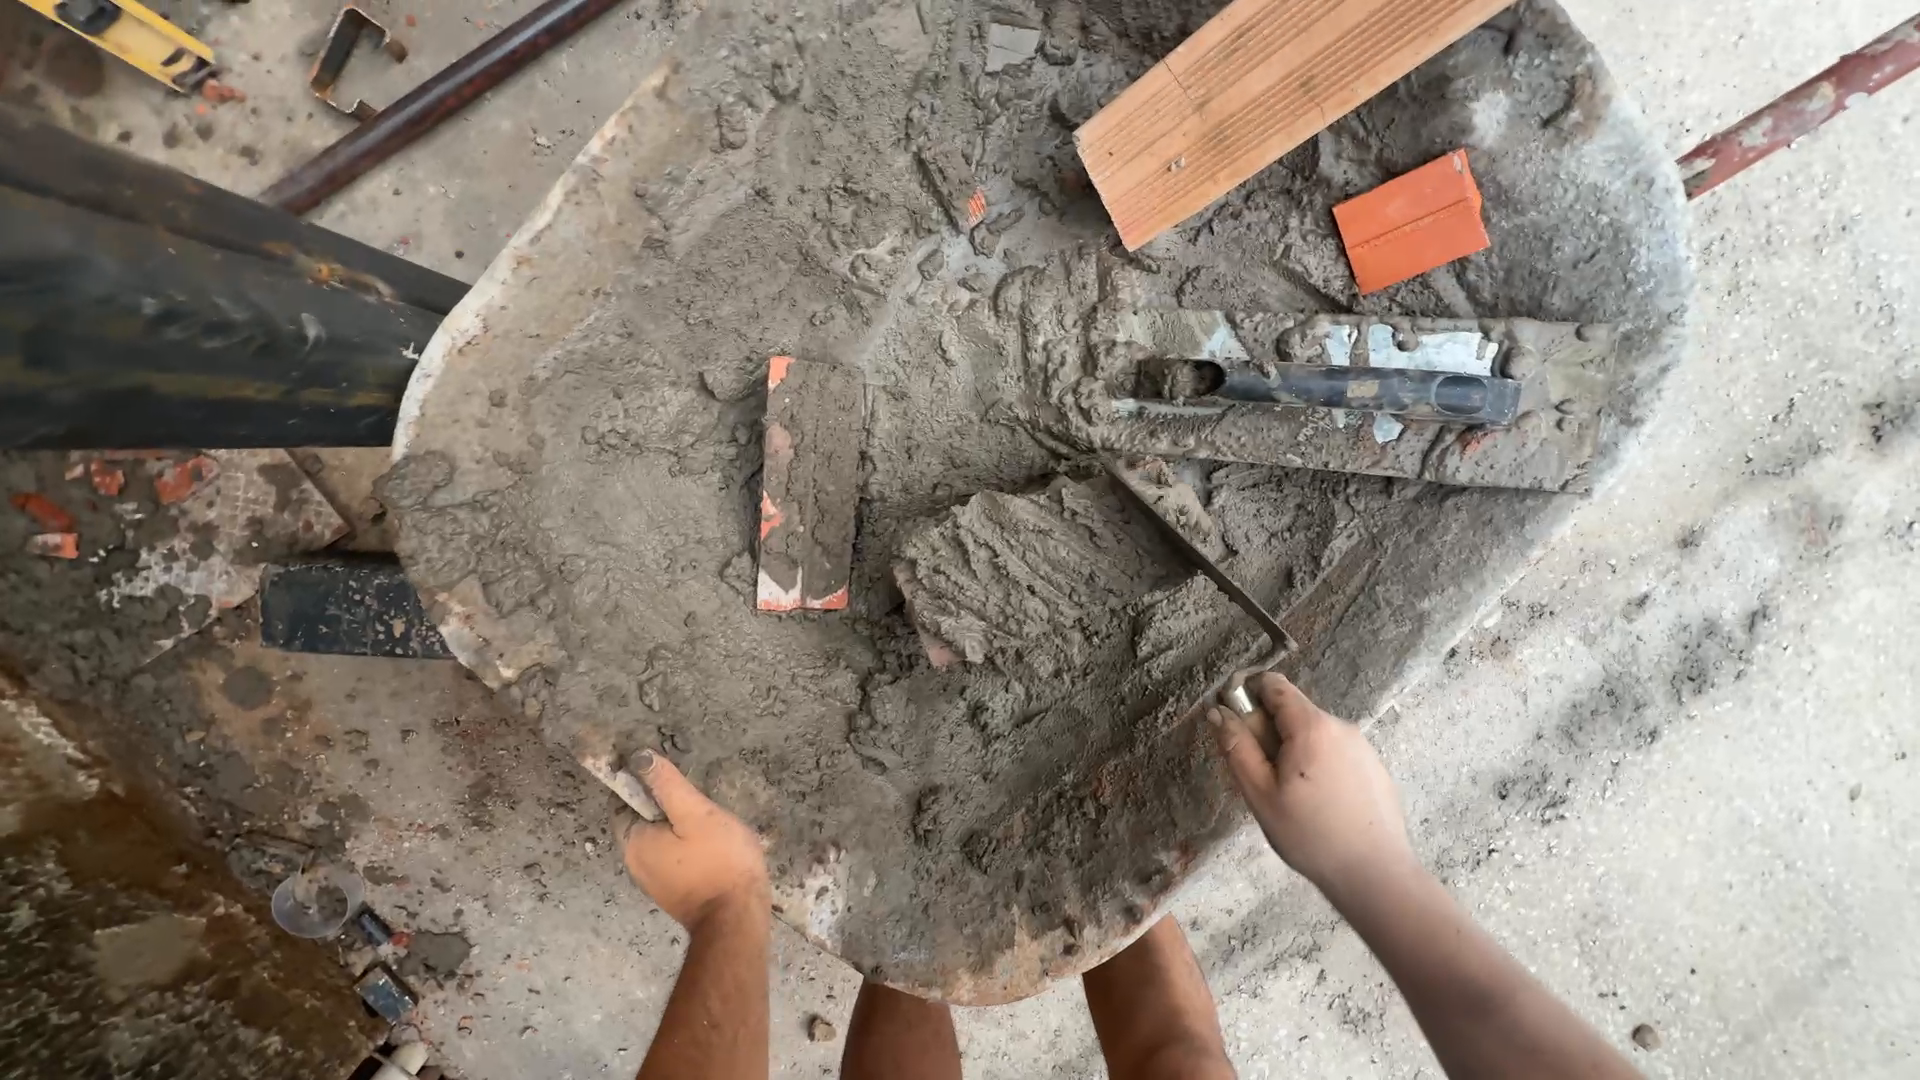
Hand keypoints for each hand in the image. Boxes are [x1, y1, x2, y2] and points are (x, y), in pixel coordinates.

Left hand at [615, 750, 769, 931]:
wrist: (737, 917)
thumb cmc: (718, 860)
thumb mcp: (696, 813)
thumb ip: (667, 784)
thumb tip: (639, 756)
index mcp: (633, 842)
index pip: (623, 802)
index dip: (643, 783)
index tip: (671, 773)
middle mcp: (635, 863)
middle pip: (642, 821)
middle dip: (665, 804)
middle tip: (697, 795)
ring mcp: (655, 881)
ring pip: (659, 839)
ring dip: (677, 825)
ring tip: (709, 816)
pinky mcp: (674, 891)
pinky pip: (673, 857)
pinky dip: (686, 844)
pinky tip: (712, 841)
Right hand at [1206, 673, 1416, 898]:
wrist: (1377, 876)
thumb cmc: (1310, 834)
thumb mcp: (1260, 793)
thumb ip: (1236, 746)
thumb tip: (1217, 711)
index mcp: (1312, 726)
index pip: (1273, 684)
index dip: (1248, 697)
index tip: (1239, 730)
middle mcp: (1340, 726)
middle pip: (1291, 711)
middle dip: (1269, 733)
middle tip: (1263, 777)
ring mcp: (1362, 746)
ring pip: (1312, 734)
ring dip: (1292, 751)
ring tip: (1292, 797)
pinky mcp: (1374, 767)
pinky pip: (1333, 752)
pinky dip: (1317, 766)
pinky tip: (1319, 804)